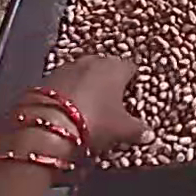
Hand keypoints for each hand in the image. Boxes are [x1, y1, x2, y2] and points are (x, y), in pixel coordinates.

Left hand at [32, 56, 148, 155]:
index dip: (133, 81)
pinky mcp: (46, 77)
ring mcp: (68, 67)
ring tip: (88, 105)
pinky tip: (68, 108)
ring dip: (87, 84)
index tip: (132, 95)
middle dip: (109, 80)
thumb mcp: (122, 129)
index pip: (131, 68)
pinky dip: (69, 91)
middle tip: (111, 101)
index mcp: (116, 67)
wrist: (46, 126)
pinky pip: (65, 82)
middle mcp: (93, 61)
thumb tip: (150, 134)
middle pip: (106, 67)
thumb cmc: (95, 121)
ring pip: (84, 73)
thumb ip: (137, 129)